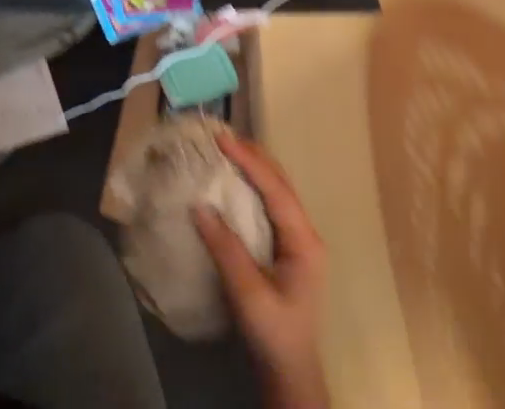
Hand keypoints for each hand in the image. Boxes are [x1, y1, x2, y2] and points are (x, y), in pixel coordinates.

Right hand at [195, 131, 329, 408]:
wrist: (289, 369)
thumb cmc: (274, 333)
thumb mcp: (248, 294)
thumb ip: (226, 249)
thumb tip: (199, 205)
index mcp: (304, 242)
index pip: (277, 190)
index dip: (250, 162)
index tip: (223, 139)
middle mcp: (305, 235)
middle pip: (281, 183)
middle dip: (253, 156)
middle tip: (221, 136)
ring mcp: (297, 241)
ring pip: (276, 192)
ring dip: (253, 168)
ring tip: (225, 150)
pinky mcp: (285, 249)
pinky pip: (269, 206)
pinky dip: (251, 187)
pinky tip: (231, 184)